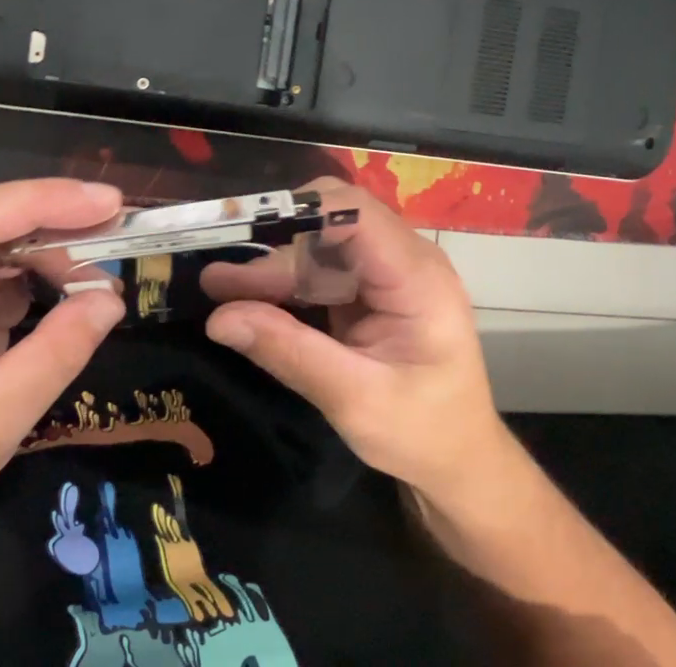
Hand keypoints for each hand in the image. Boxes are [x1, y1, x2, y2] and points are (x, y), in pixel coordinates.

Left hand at [0, 179, 126, 529]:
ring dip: (60, 243)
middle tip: (126, 229)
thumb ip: (54, 356)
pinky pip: (12, 267)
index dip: (44, 200)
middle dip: (62, 214)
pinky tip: (82, 287)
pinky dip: (51, 269)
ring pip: (8, 238)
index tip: (108, 203)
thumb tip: (109, 300)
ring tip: (109, 271)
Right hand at [200, 178, 508, 499]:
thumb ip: (289, 353)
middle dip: (271, 249)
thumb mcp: (354, 400)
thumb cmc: (422, 433)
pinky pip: (318, 272)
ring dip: (270, 269)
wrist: (458, 463)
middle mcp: (404, 262)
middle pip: (328, 227)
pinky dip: (282, 286)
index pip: (354, 213)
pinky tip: (247, 302)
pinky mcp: (369, 292)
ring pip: (316, 248)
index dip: (297, 212)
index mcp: (417, 278)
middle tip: (217, 281)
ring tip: (217, 288)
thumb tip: (219, 318)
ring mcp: (386, 275)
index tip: (241, 234)